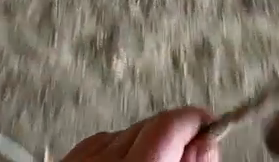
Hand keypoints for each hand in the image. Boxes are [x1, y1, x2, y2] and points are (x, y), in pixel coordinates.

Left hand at [63, 108, 219, 161]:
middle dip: (173, 134)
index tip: (212, 125)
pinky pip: (99, 142)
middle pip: (148, 125)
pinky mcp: (66, 159)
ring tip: (160, 161)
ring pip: (123, 131)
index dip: (196, 120)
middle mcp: (104, 157)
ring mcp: (79, 157)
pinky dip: (117, 148)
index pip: (170, 124)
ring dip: (145, 142)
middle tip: (192, 151)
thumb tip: (207, 143)